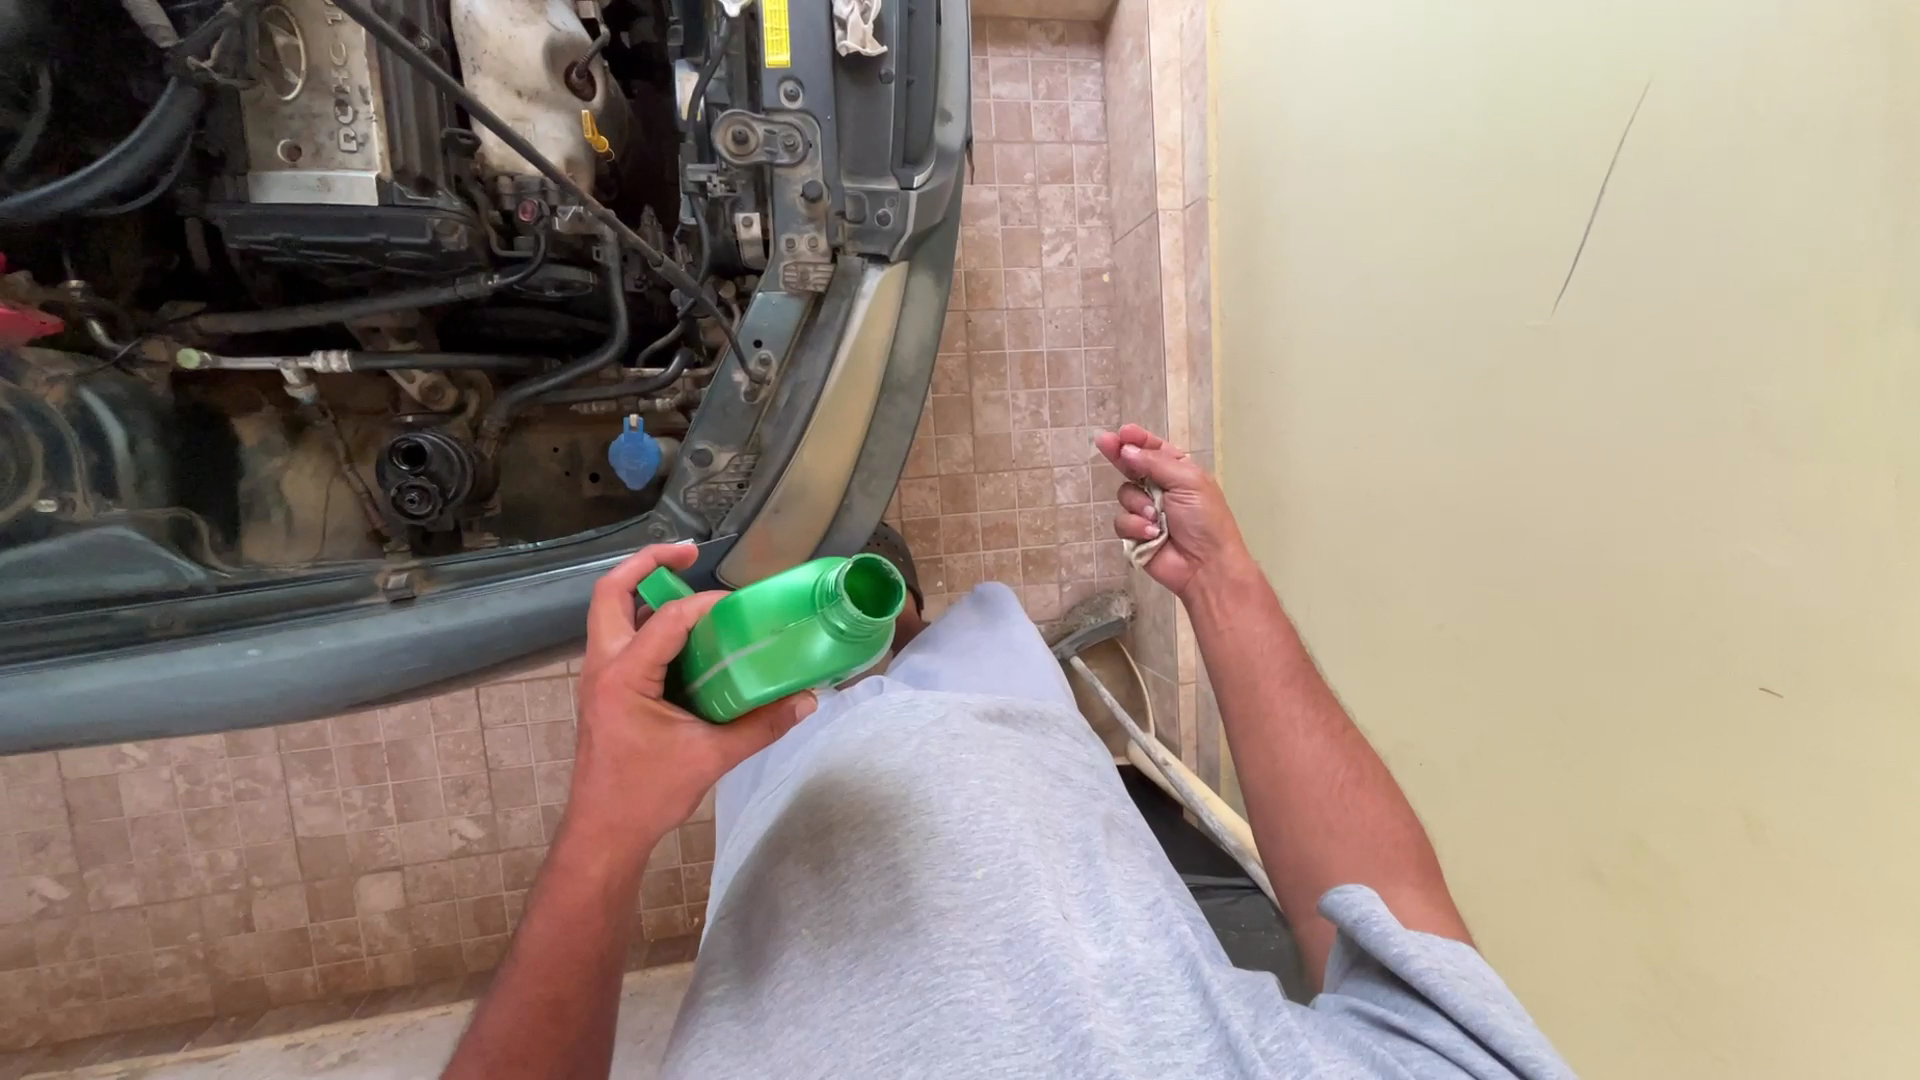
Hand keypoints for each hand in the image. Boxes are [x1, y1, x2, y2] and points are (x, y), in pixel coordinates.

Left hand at [564, 545, 815, 852]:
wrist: (602, 832)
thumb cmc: (646, 794)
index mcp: (624, 678)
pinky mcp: (606, 688)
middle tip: (688, 552)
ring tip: (685, 580)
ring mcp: (600, 676)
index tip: (739, 606)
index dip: (705, 604)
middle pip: (611, 593)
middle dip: (647, 563)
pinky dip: (646, 618)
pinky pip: (621, 635)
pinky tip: (684, 630)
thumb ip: (762, 726)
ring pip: (610, 611)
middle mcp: (604, 666)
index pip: (667, 621)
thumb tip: (807, 700)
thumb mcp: (710, 758)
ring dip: (643, 588)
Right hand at [1095, 424, 1249, 598]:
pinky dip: (1135, 527)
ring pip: (1124, 495)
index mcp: (1179, 472)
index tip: (1122, 432)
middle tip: (1104, 442)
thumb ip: (1155, 463)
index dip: (1137, 440)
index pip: (1154, 450)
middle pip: (1131, 467)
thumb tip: (1127, 450)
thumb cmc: (1205, 520)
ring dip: (1137, 504)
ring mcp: (1146, 511)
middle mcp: (1160, 488)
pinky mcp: (1135, 534)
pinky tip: (1152, 535)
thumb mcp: (1187, 482)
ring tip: (1156, 517)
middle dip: (1119, 456)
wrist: (1206, 565)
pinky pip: (1121, 522)